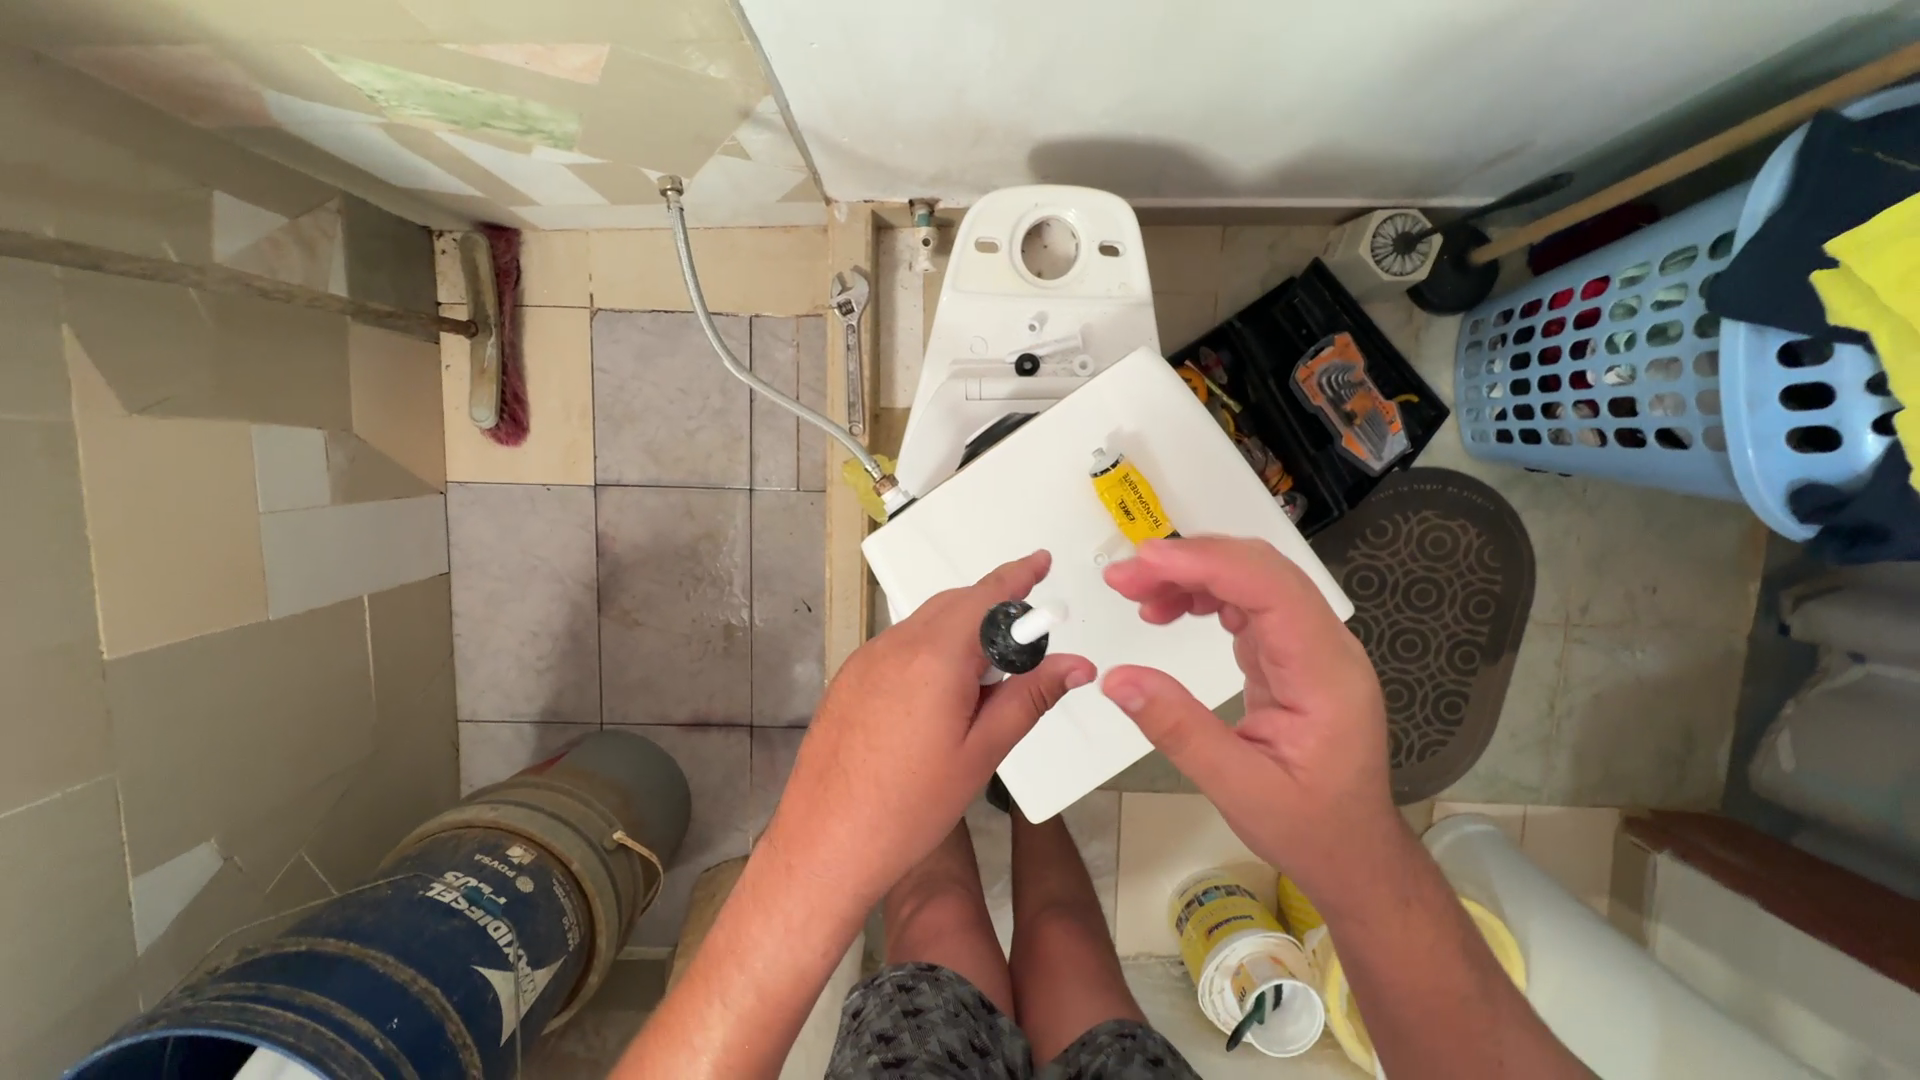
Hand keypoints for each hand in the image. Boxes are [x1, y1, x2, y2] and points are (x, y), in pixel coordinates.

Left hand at [765, 550, 1094, 901]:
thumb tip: (1076, 665)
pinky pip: (900, 647)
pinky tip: (943, 696)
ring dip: (962, 633)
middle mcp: (895, 646)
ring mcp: (866, 661)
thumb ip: (1029, 698)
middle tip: (1027, 639)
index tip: (1041, 562)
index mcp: (934, 656)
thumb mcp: (982, 752)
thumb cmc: (907, 807)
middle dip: (993, 609)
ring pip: (926, 625)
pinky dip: (932, 651)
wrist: (824, 843)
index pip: (986, 596)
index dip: (1018, 575)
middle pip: (954, 605)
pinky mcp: (850, 680)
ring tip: (986, 681)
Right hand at [1099, 537, 1398, 892]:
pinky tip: (1170, 611)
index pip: (1270, 589)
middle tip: (1123, 578)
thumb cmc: (1308, 827)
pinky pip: (1250, 603)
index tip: (1142, 562)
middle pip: (1261, 570)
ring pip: (1253, 579)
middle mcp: (1326, 645)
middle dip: (1190, 561)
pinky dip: (1205, 596)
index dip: (1206, 563)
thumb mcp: (1238, 789)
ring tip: (1137, 595)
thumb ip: (1178, 730)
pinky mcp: (1294, 653)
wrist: (1355, 852)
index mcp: (1324, 673)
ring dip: (1193, 575)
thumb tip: (1115, 679)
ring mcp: (1312, 645)